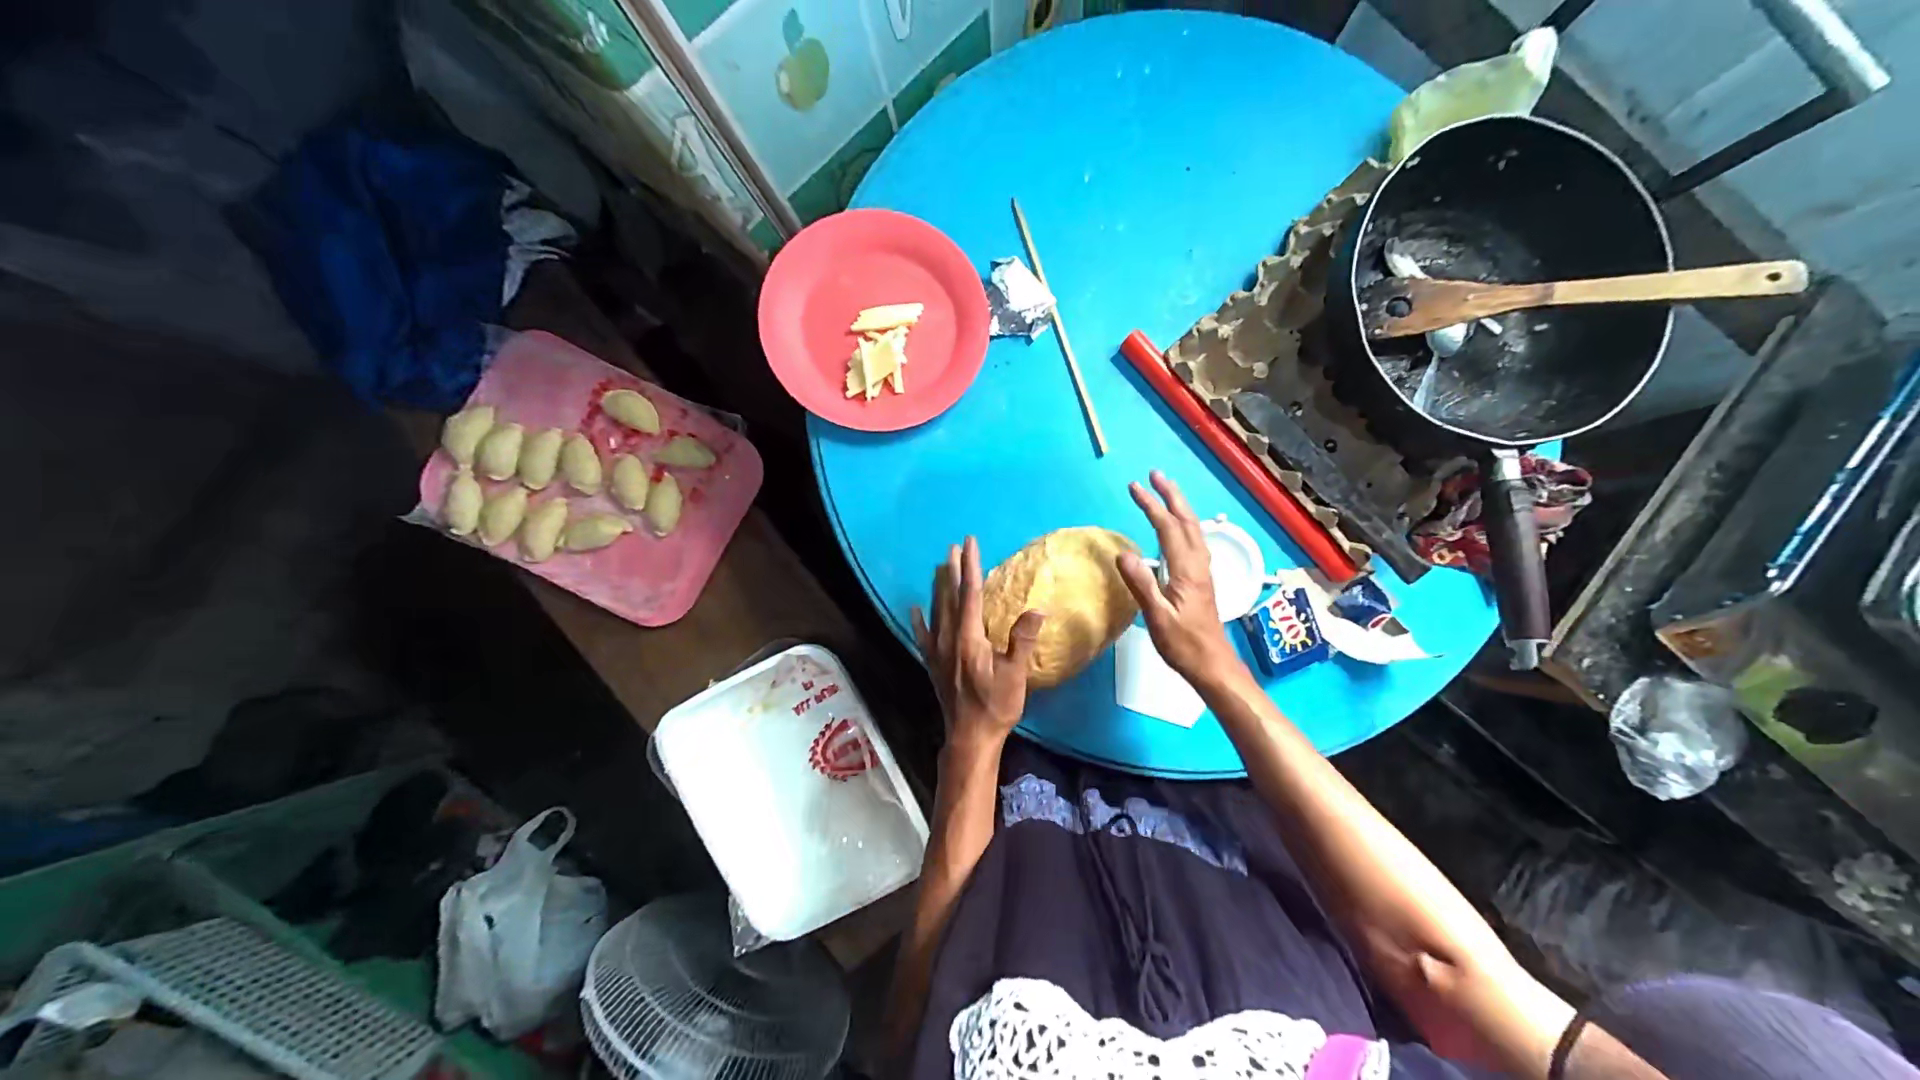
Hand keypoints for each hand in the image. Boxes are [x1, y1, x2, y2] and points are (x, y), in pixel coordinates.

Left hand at [912, 536, 1044, 751]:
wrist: (969, 737)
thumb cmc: (995, 706)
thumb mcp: (1015, 675)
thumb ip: (1022, 640)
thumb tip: (1037, 610)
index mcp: (969, 638)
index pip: (970, 594)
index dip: (971, 567)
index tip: (970, 543)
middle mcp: (949, 640)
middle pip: (949, 597)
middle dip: (952, 571)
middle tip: (952, 547)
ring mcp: (938, 652)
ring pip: (936, 611)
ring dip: (938, 588)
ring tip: (938, 567)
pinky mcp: (933, 664)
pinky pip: (923, 636)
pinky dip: (919, 620)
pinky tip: (915, 609)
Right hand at [1115, 471, 1244, 687]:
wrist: (1213, 665)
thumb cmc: (1184, 644)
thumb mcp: (1158, 617)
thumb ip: (1142, 585)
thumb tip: (1124, 554)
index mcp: (1187, 570)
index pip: (1168, 529)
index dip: (1151, 506)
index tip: (1134, 487)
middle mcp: (1198, 565)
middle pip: (1187, 522)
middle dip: (1171, 496)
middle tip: (1155, 475)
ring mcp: (1202, 572)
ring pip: (1193, 530)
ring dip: (1179, 507)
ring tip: (1166, 492)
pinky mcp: (1201, 580)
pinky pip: (1194, 542)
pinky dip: (1183, 525)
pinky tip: (1178, 529)